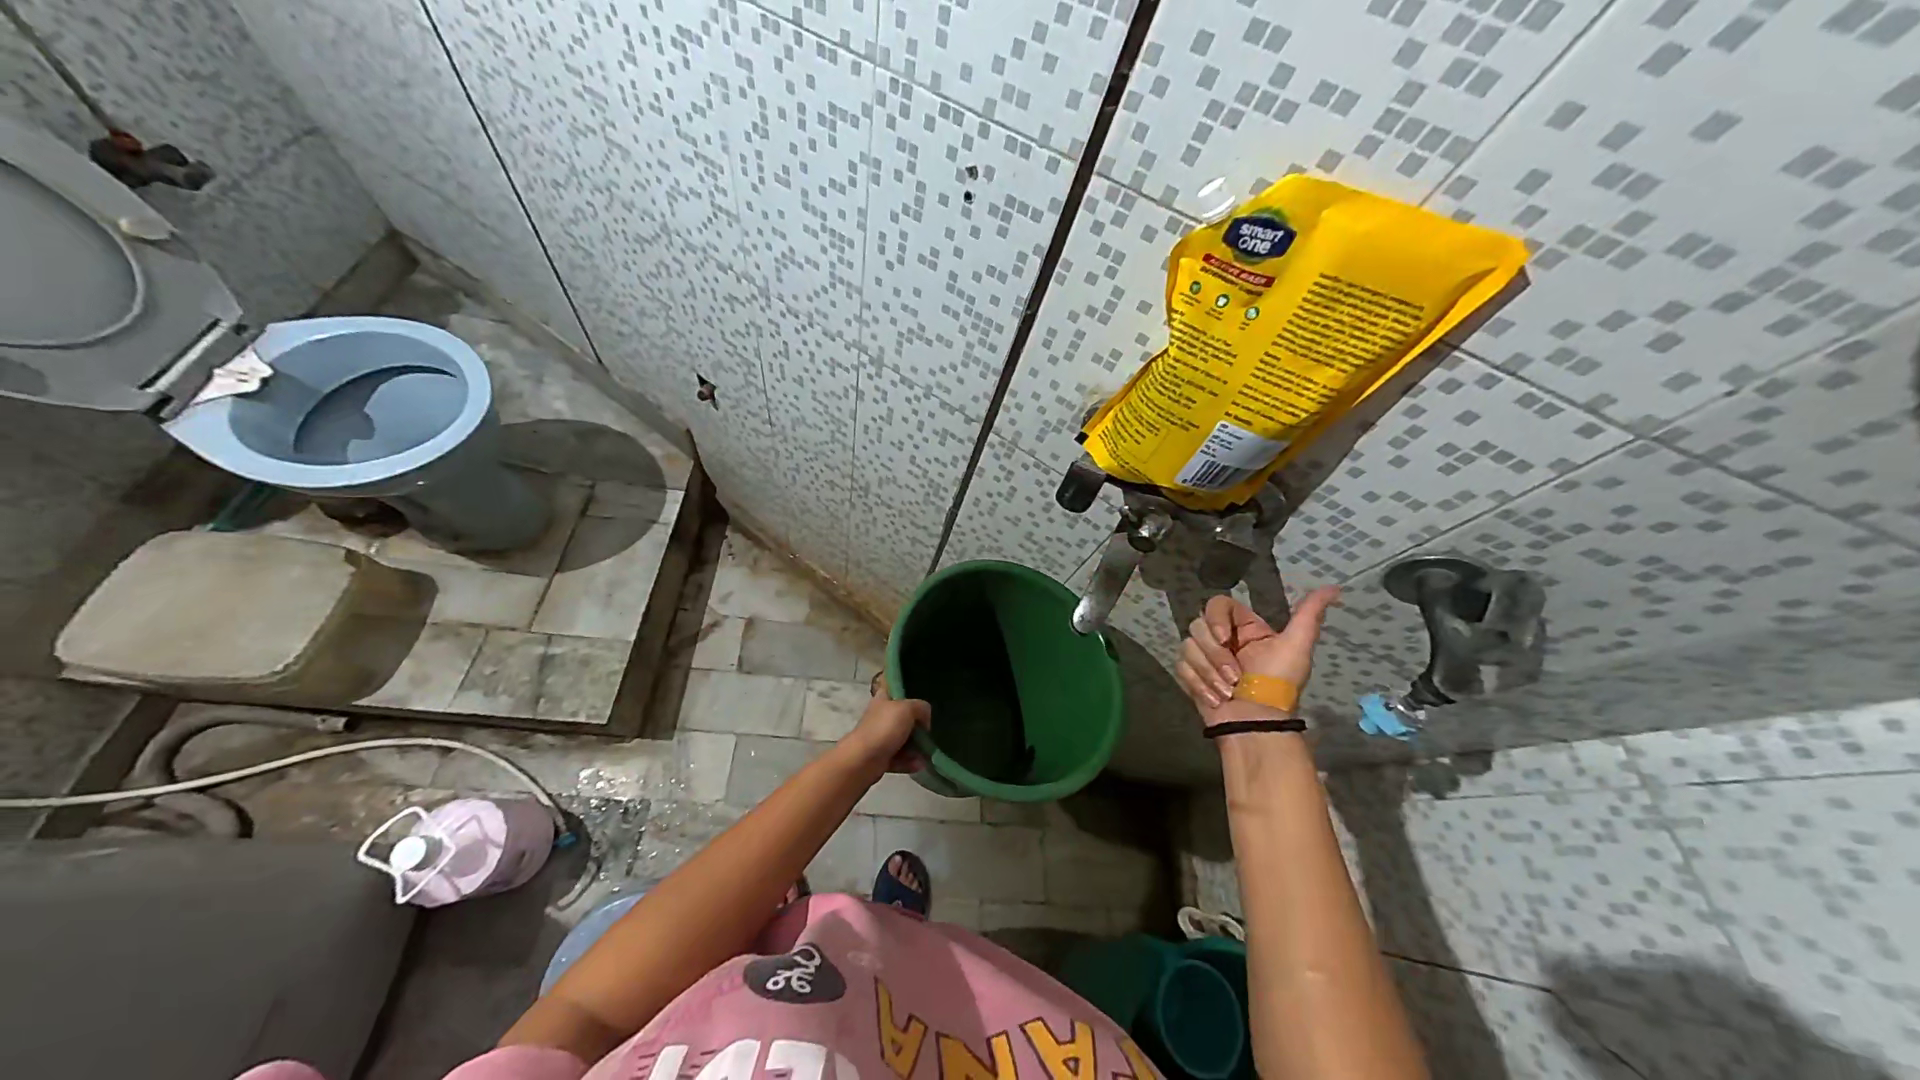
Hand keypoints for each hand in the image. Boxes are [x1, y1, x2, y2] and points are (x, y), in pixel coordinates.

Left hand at [840, 687, 930, 773]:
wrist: (863, 759)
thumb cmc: (884, 728)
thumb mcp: (908, 709)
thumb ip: (922, 708)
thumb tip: (925, 720)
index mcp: (883, 700)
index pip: (894, 690)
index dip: (907, 694)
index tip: (921, 706)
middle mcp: (880, 717)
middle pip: (904, 719)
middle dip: (918, 728)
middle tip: (928, 735)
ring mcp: (879, 738)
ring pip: (903, 740)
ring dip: (917, 748)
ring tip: (927, 755)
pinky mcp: (880, 757)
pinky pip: (899, 758)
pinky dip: (909, 762)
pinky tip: (919, 765)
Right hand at [1175, 587, 1338, 727]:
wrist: (1257, 724)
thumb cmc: (1278, 684)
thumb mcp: (1297, 647)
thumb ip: (1309, 614)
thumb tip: (1334, 588)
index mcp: (1244, 627)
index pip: (1217, 604)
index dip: (1215, 618)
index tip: (1224, 638)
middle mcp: (1221, 638)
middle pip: (1198, 626)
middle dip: (1214, 655)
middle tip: (1234, 676)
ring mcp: (1204, 657)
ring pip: (1188, 647)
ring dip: (1208, 673)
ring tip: (1228, 691)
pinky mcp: (1191, 675)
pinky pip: (1181, 667)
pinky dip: (1198, 684)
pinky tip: (1216, 698)